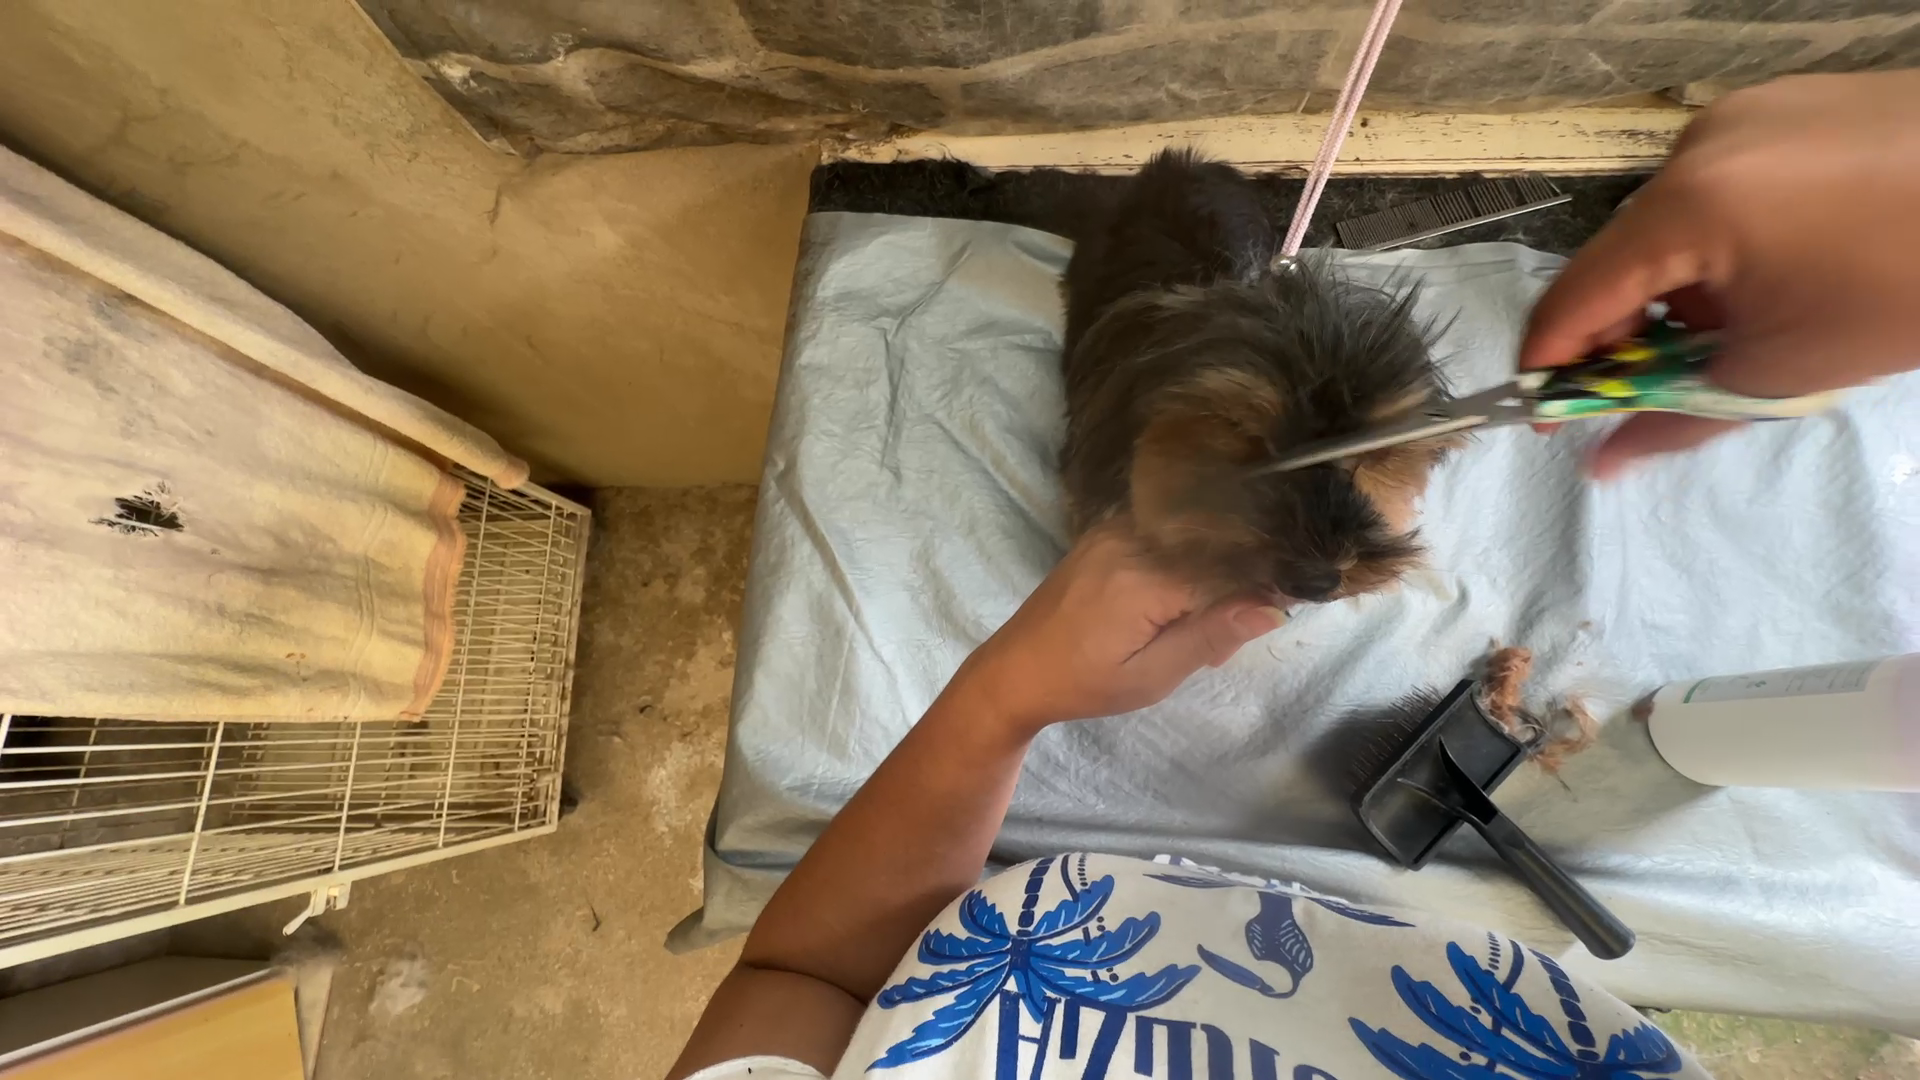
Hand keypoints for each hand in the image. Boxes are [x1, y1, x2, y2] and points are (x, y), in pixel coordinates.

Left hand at [953, 523, 1283, 731]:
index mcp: (1141, 577)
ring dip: (1207, 577)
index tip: (1281, 608)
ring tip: (1194, 630)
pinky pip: (1161, 538)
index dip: (1260, 586)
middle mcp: (1128, 540)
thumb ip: (1209, 636)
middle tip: (1223, 642)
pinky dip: (1180, 566)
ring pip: (1188, 541)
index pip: (1227, 566)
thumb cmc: (1082, 683)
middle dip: (1234, 586)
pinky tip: (1172, 606)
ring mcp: (1111, 532)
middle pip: (1211, 546)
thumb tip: (1272, 606)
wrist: (1014, 670)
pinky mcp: (1101, 535)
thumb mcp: (1150, 677)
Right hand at [1521, 70, 1919, 478]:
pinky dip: (1707, 247)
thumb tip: (1600, 467)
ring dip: (1664, 293)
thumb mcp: (1789, 368)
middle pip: (1611, 266)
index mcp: (1686, 207)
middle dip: (1617, 335)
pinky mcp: (1783, 106)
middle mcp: (1693, 150)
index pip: (1569, 304)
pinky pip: (1704, 194)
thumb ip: (1672, 420)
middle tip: (1652, 380)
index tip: (1552, 417)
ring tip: (1723, 325)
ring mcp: (1740, 118)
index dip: (1549, 368)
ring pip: (1654, 232)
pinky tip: (1759, 273)